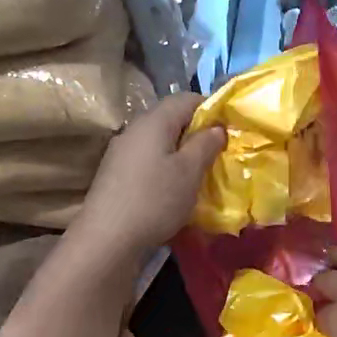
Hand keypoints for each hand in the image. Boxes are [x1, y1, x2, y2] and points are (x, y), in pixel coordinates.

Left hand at [72, 93, 224, 261]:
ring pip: (159, 141)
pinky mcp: (115, 174)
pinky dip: (165, 166)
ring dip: (181, 151)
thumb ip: (206, 144)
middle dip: (196, 132)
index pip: (186, 98)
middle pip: (170, 119)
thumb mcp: (190, 171)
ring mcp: (121, 152)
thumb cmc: (155, 199)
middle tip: (218, 153)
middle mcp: (134, 130)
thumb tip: (217, 127)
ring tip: (198, 173)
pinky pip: (147, 159)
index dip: (211, 108)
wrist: (107, 238)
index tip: (229, 128)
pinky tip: (173, 188)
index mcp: (153, 121)